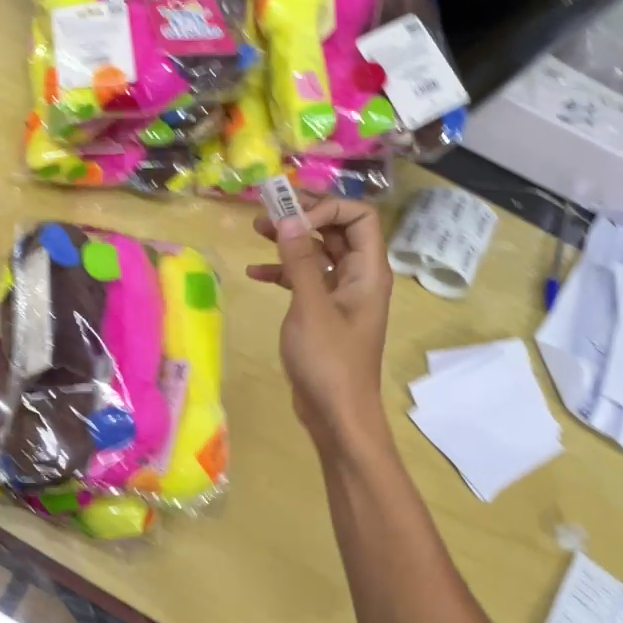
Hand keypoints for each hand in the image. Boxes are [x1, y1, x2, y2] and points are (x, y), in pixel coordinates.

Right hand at [246, 194, 392, 447]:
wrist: (337, 414)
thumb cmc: (329, 361)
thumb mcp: (310, 306)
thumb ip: (299, 260)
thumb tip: (287, 218)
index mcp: (368, 271)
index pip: (358, 216)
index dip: (326, 209)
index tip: (290, 220)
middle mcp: (358, 277)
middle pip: (337, 229)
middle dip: (304, 215)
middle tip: (267, 208)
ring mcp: (340, 295)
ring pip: (318, 252)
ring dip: (290, 239)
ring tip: (256, 229)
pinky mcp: (322, 312)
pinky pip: (304, 278)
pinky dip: (282, 270)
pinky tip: (255, 272)